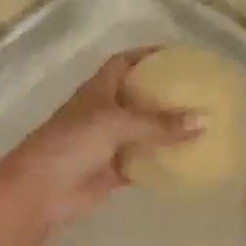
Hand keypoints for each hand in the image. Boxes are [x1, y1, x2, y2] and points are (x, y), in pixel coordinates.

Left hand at [0, 48, 198, 225]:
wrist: (41, 189)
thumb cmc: (72, 143)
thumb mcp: (117, 124)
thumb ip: (159, 124)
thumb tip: (204, 121)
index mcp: (99, 89)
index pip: (125, 62)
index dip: (148, 56)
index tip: (178, 57)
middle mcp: (103, 112)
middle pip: (138, 98)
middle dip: (165, 95)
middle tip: (198, 94)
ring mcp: (107, 143)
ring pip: (142, 133)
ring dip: (166, 131)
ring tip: (200, 126)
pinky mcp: (111, 172)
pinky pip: (141, 163)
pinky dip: (160, 163)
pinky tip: (185, 162)